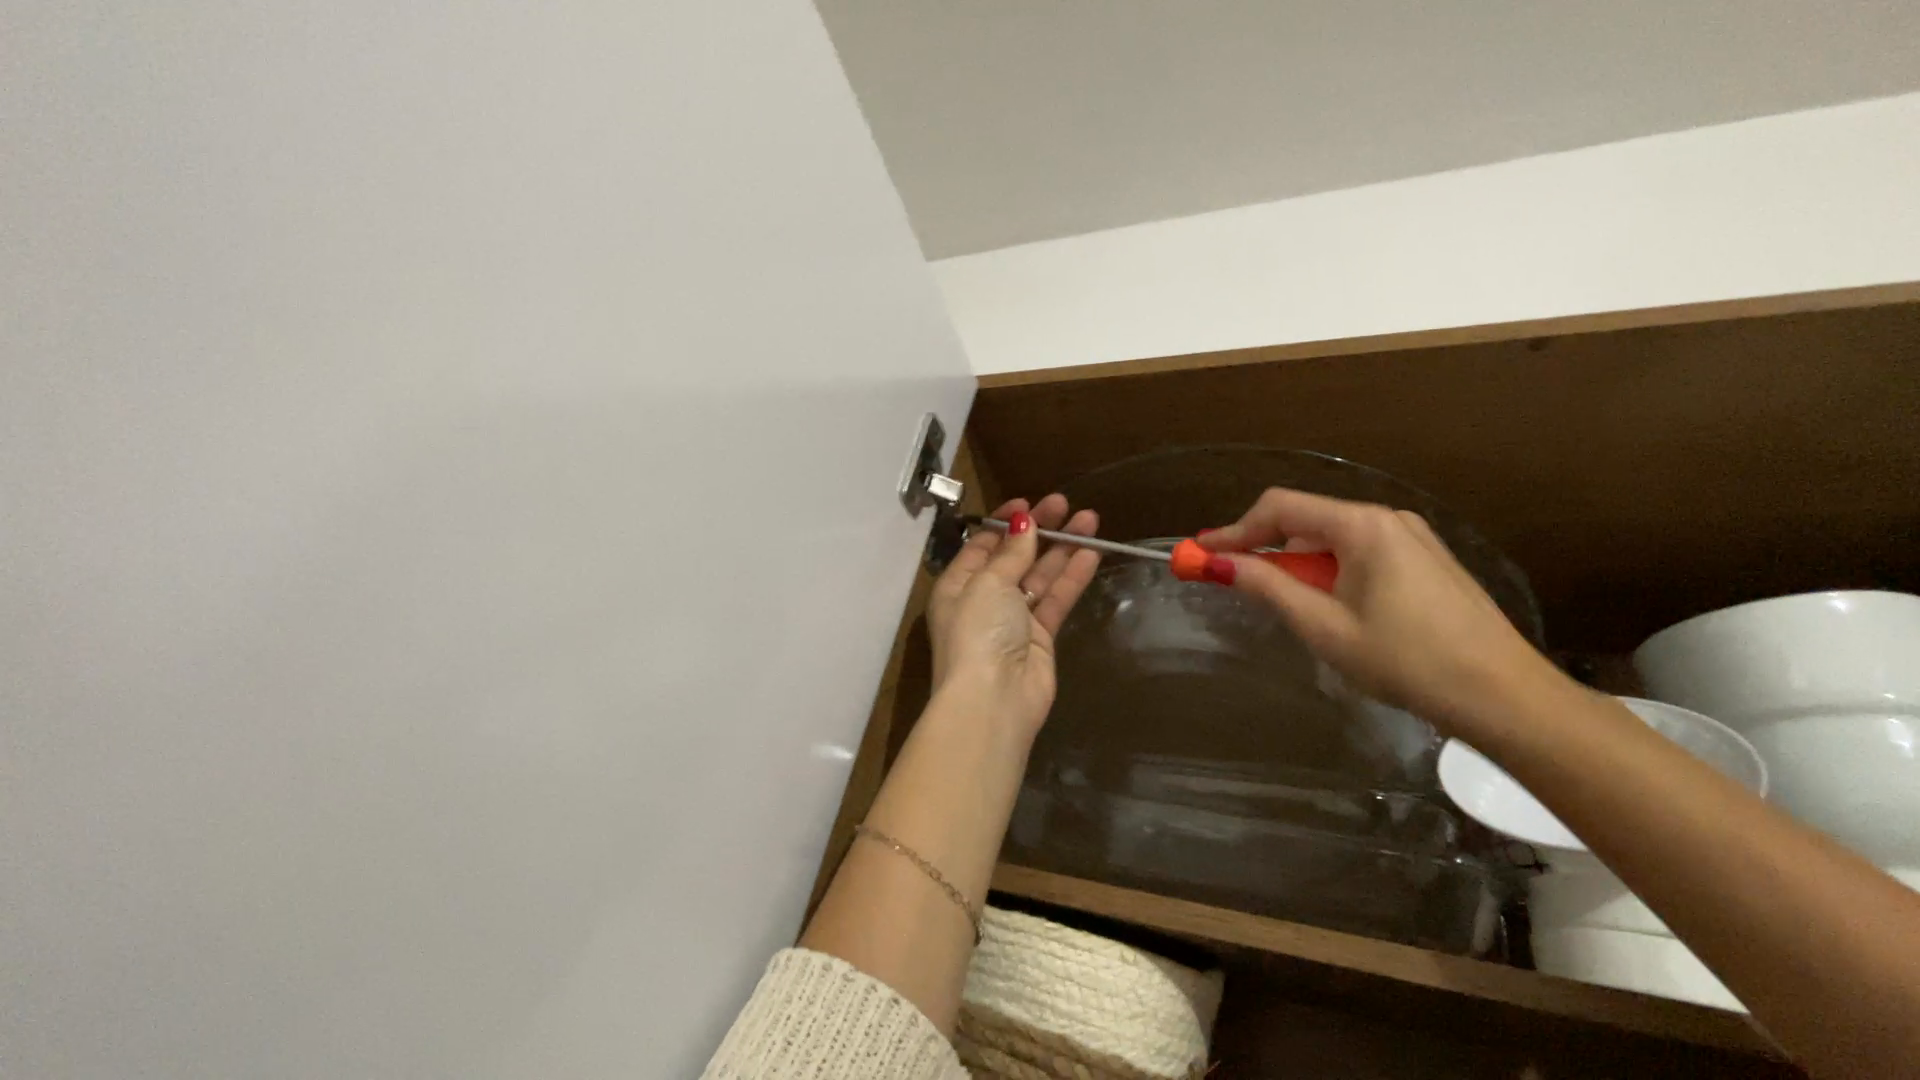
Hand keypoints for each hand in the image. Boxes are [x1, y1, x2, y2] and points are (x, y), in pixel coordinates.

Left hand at [926, 495, 1100, 738]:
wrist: (993, 699)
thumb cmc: (978, 632)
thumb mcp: (988, 583)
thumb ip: (1011, 552)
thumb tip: (1024, 522)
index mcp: (957, 585)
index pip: (982, 545)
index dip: (1006, 522)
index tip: (1030, 501)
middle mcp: (983, 600)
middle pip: (1015, 557)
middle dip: (1040, 530)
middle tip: (1067, 504)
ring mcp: (1013, 620)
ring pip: (1040, 576)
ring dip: (1063, 548)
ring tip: (1091, 520)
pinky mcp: (1040, 638)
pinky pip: (1056, 599)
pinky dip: (1072, 576)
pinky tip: (1092, 552)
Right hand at [1199, 488, 1556, 732]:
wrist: (1502, 694)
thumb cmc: (1405, 660)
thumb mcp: (1324, 626)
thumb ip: (1268, 586)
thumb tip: (1217, 565)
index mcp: (1361, 525)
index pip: (1280, 507)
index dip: (1234, 531)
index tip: (1201, 556)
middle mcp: (1387, 518)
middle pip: (1307, 519)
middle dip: (1264, 546)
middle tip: (1232, 580)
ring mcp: (1413, 537)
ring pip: (1334, 538)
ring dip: (1298, 562)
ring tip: (1283, 603)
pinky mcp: (1427, 561)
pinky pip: (1362, 552)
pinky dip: (1331, 570)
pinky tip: (1331, 607)